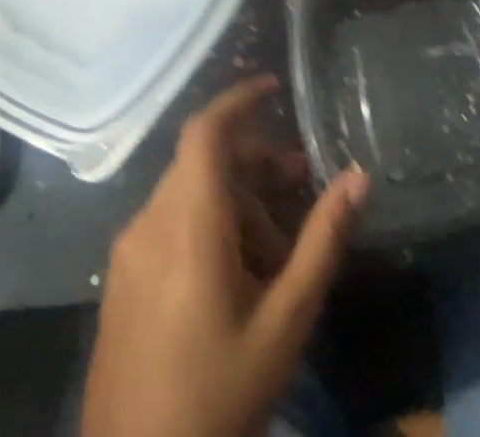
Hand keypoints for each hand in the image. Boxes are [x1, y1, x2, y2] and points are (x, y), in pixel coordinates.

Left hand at [82, 77, 368, 436]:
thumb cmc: (220, 392)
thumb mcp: (287, 319)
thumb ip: (324, 241)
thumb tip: (358, 175)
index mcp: (187, 231)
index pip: (203, 136)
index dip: (238, 100)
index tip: (275, 86)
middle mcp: (147, 230)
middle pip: (203, 164)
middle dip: (257, 162)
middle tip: (306, 182)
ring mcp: (128, 259)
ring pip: (188, 196)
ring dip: (238, 200)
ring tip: (280, 251)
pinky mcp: (122, 284)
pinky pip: (170, 226)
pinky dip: (211, 224)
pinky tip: (241, 273)